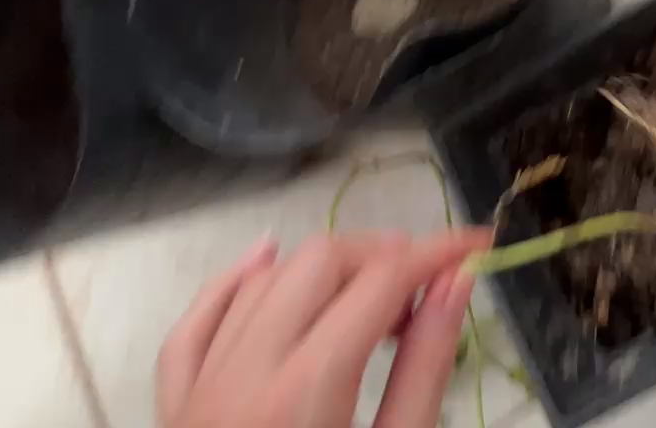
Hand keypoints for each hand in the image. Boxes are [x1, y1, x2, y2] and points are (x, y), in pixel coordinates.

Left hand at [157, 230, 491, 427]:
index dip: (441, 250)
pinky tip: (266, 261)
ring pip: (265, 279)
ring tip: (378, 299)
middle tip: (429, 290)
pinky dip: (234, 285)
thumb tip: (457, 280)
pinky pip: (194, 326)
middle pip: (323, 261)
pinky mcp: (172, 412)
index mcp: (302, 394)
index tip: (482, 245)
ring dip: (331, 267)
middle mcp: (240, 378)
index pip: (383, 279)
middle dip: (387, 255)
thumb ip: (427, 363)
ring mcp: (195, 394)